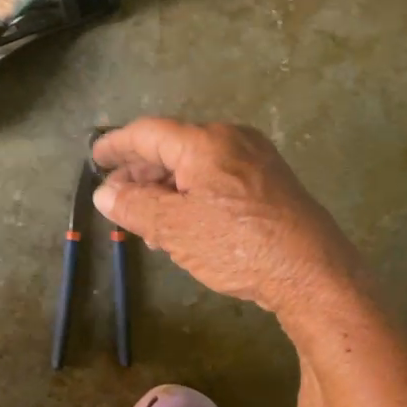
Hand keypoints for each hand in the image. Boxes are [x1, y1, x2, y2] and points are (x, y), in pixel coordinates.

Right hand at [93, 118, 361, 316]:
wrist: (312, 273)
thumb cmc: (237, 246)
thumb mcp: (173, 228)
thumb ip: (134, 206)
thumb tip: (105, 192)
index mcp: (205, 143)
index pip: (148, 133)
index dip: (116, 145)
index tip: (94, 156)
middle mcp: (232, 141)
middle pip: (172, 148)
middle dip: (139, 172)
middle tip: (114, 197)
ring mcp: (254, 161)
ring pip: (194, 167)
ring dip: (163, 190)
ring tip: (142, 221)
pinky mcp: (268, 185)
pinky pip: (215, 180)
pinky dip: (188, 196)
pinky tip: (178, 226)